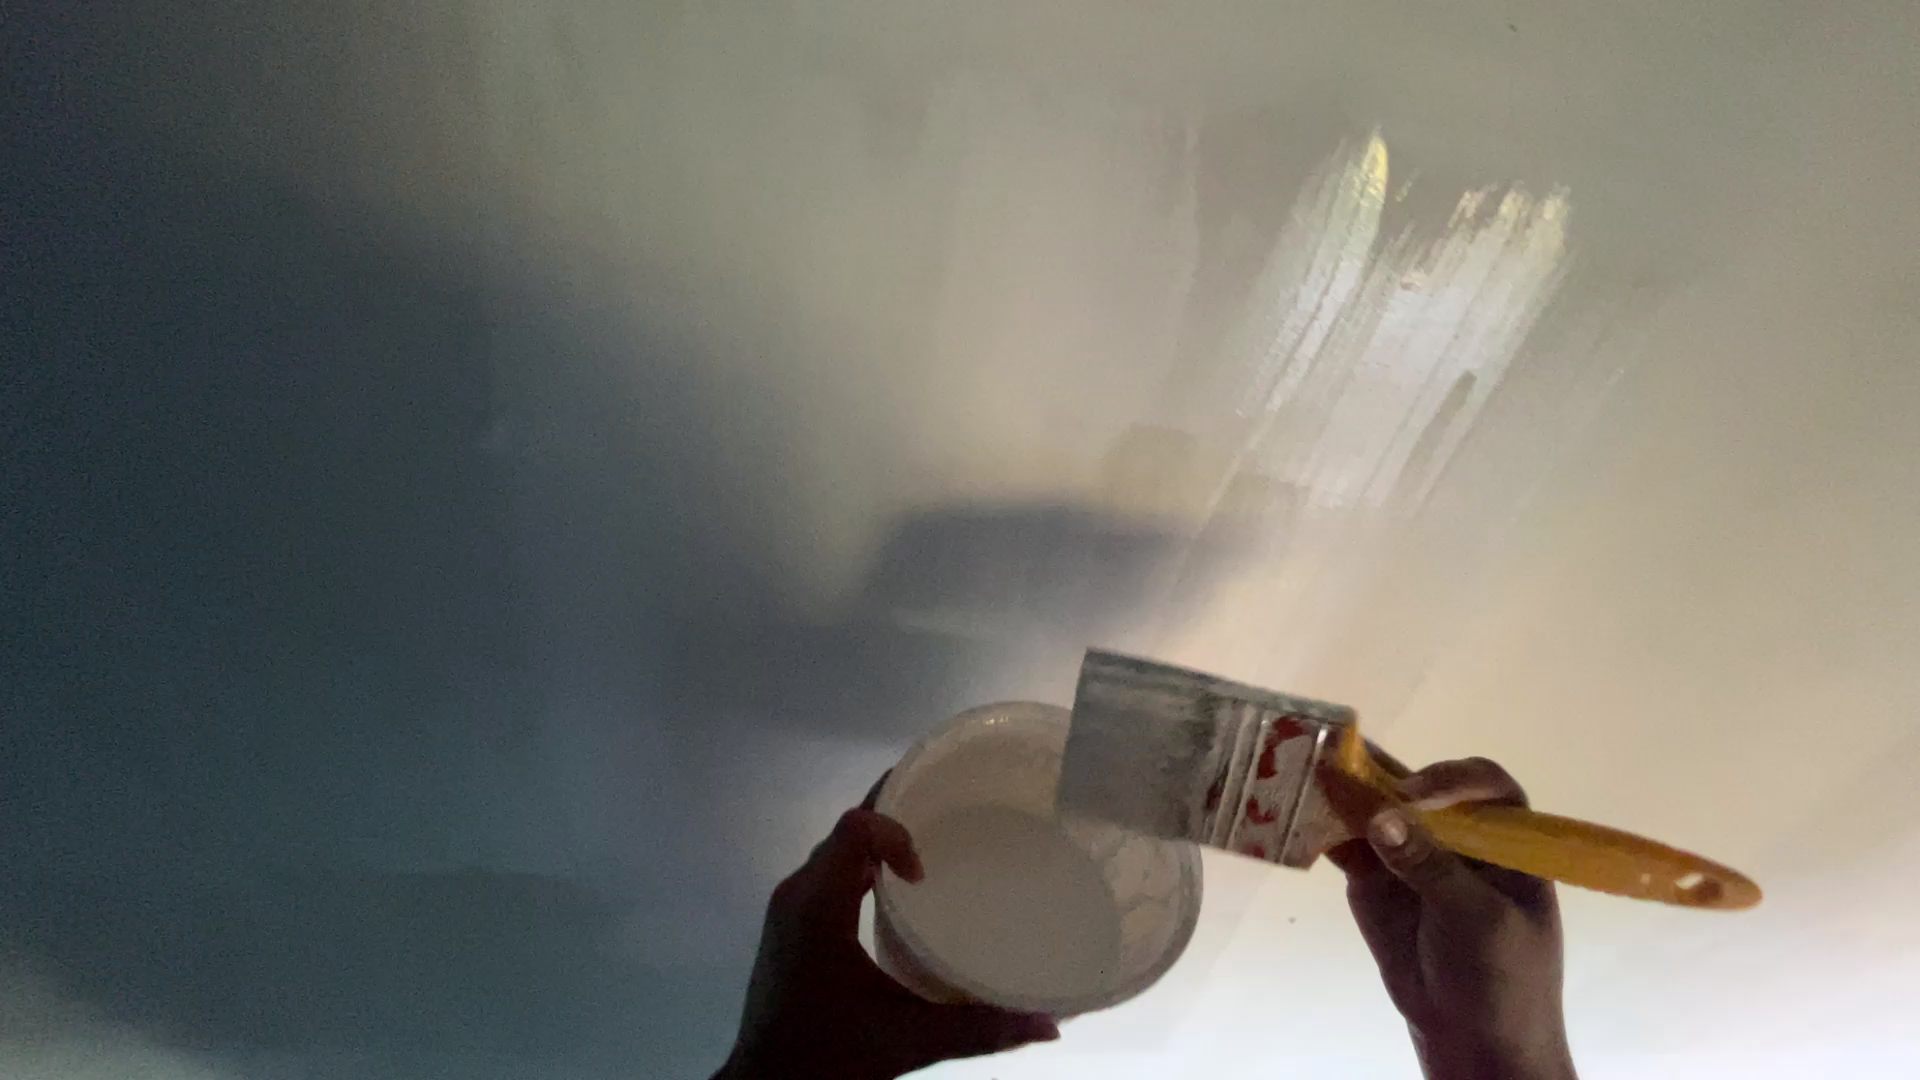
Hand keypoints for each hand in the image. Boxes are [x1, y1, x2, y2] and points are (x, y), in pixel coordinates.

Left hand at [715, 789, 1059, 1079]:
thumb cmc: (828, 1059)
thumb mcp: (908, 1041)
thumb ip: (979, 1029)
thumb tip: (1049, 1023)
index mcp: (818, 905)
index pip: (854, 827)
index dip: (895, 831)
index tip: (925, 872)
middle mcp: (797, 892)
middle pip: (847, 830)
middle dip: (895, 821)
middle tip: (945, 831)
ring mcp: (788, 906)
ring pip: (837, 849)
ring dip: (879, 844)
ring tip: (928, 856)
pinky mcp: (789, 922)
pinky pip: (829, 870)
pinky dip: (863, 865)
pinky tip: (896, 890)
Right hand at [1321, 757, 1576, 1079]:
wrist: (1470, 1038)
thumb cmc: (1502, 978)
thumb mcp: (1477, 921)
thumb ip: (1427, 864)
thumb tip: (1378, 815)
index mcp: (1501, 841)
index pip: (1484, 788)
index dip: (1452, 779)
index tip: (1415, 795)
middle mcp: (1452, 834)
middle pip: (1414, 786)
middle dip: (1376, 769)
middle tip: (1333, 753)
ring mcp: (1405, 851)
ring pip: (1370, 806)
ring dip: (1337, 789)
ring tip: (1301, 768)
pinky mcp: (1368, 872)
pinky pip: (1339, 838)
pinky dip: (1315, 822)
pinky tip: (1290, 809)